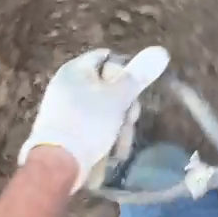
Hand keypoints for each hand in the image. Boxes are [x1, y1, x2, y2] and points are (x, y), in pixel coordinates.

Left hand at [18, 46, 169, 191]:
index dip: (126, 71)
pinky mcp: (64, 131)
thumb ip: (139, 75)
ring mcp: (63, 109)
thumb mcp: (118, 98)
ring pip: (102, 110)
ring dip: (117, 126)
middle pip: (107, 86)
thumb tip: (161, 50)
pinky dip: (102, 136)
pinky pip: (90, 126)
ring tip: (120, 145)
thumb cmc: (88, 124)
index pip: (107, 57)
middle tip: (130, 120)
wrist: (56, 166)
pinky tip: (110, 152)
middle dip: (124, 106)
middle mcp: (67, 84)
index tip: (137, 90)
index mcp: (75, 69)